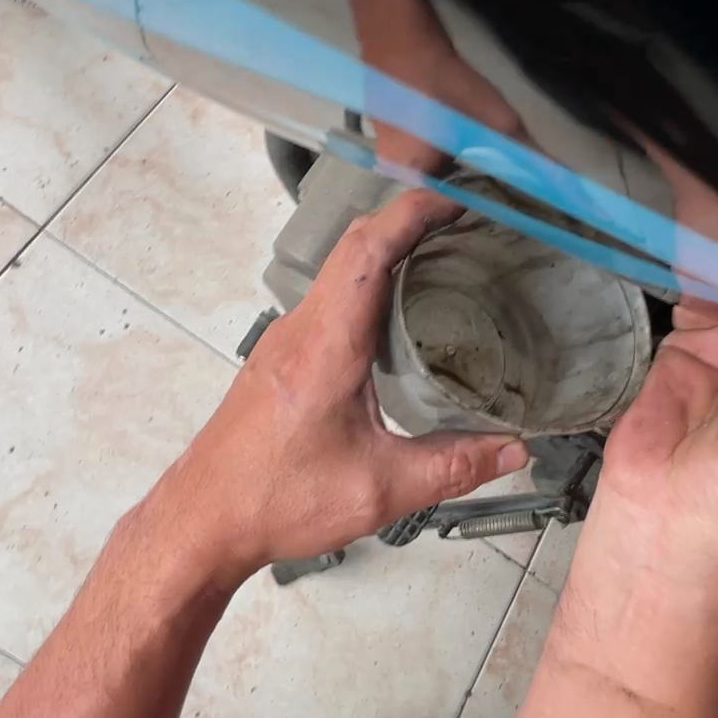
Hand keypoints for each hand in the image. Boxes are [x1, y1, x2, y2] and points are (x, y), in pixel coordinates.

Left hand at [147, 189, 531, 582]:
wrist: (202, 518)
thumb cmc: (275, 500)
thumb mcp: (377, 489)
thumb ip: (453, 466)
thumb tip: (515, 449)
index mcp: (326, 344)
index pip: (368, 250)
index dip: (412, 213)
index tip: (456, 199)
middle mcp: (303, 327)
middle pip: (355, 244)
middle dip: (408, 218)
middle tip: (464, 220)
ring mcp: (288, 337)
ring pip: (340, 267)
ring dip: (387, 246)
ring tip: (442, 253)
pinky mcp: (285, 353)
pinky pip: (332, 294)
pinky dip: (369, 279)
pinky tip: (399, 308)